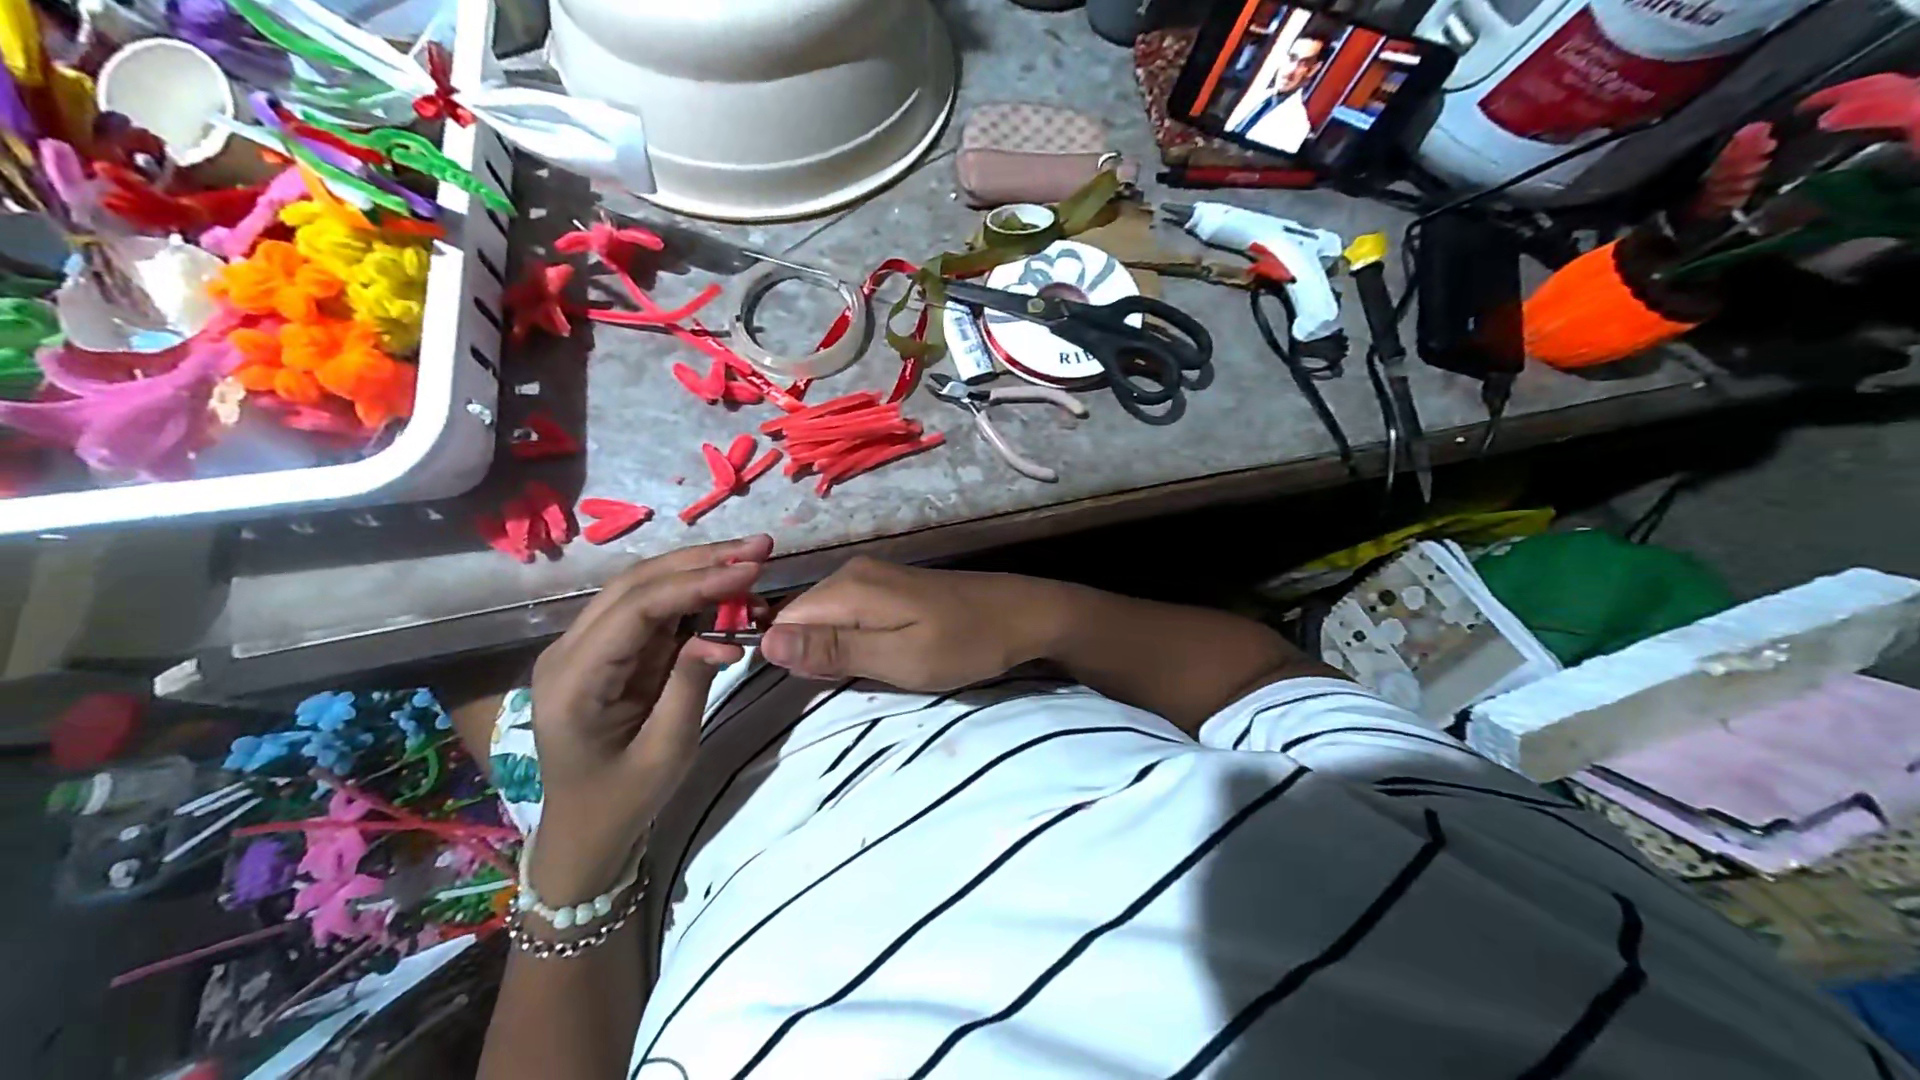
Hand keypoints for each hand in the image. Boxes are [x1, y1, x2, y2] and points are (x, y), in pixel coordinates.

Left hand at [527, 535, 771, 899]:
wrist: (583, 831)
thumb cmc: (622, 801)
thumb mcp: (665, 752)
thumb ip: (690, 686)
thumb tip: (725, 637)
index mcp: (575, 679)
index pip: (636, 609)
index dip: (695, 582)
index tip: (750, 571)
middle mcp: (571, 649)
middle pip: (636, 584)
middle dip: (700, 561)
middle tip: (759, 548)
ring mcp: (587, 647)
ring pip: (642, 588)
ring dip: (697, 568)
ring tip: (750, 556)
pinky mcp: (609, 651)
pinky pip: (651, 610)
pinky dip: (691, 593)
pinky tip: (727, 584)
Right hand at [760, 557, 1061, 690]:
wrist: (1024, 615)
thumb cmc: (965, 642)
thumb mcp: (898, 658)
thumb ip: (833, 649)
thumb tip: (765, 642)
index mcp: (848, 587)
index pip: (783, 623)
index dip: (795, 659)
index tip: (831, 682)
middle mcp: (851, 573)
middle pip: (803, 619)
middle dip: (819, 656)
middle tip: (864, 677)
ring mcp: (872, 576)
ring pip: (826, 619)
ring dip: (841, 651)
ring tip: (879, 667)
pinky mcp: (890, 586)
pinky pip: (850, 615)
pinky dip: (859, 640)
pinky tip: (887, 653)